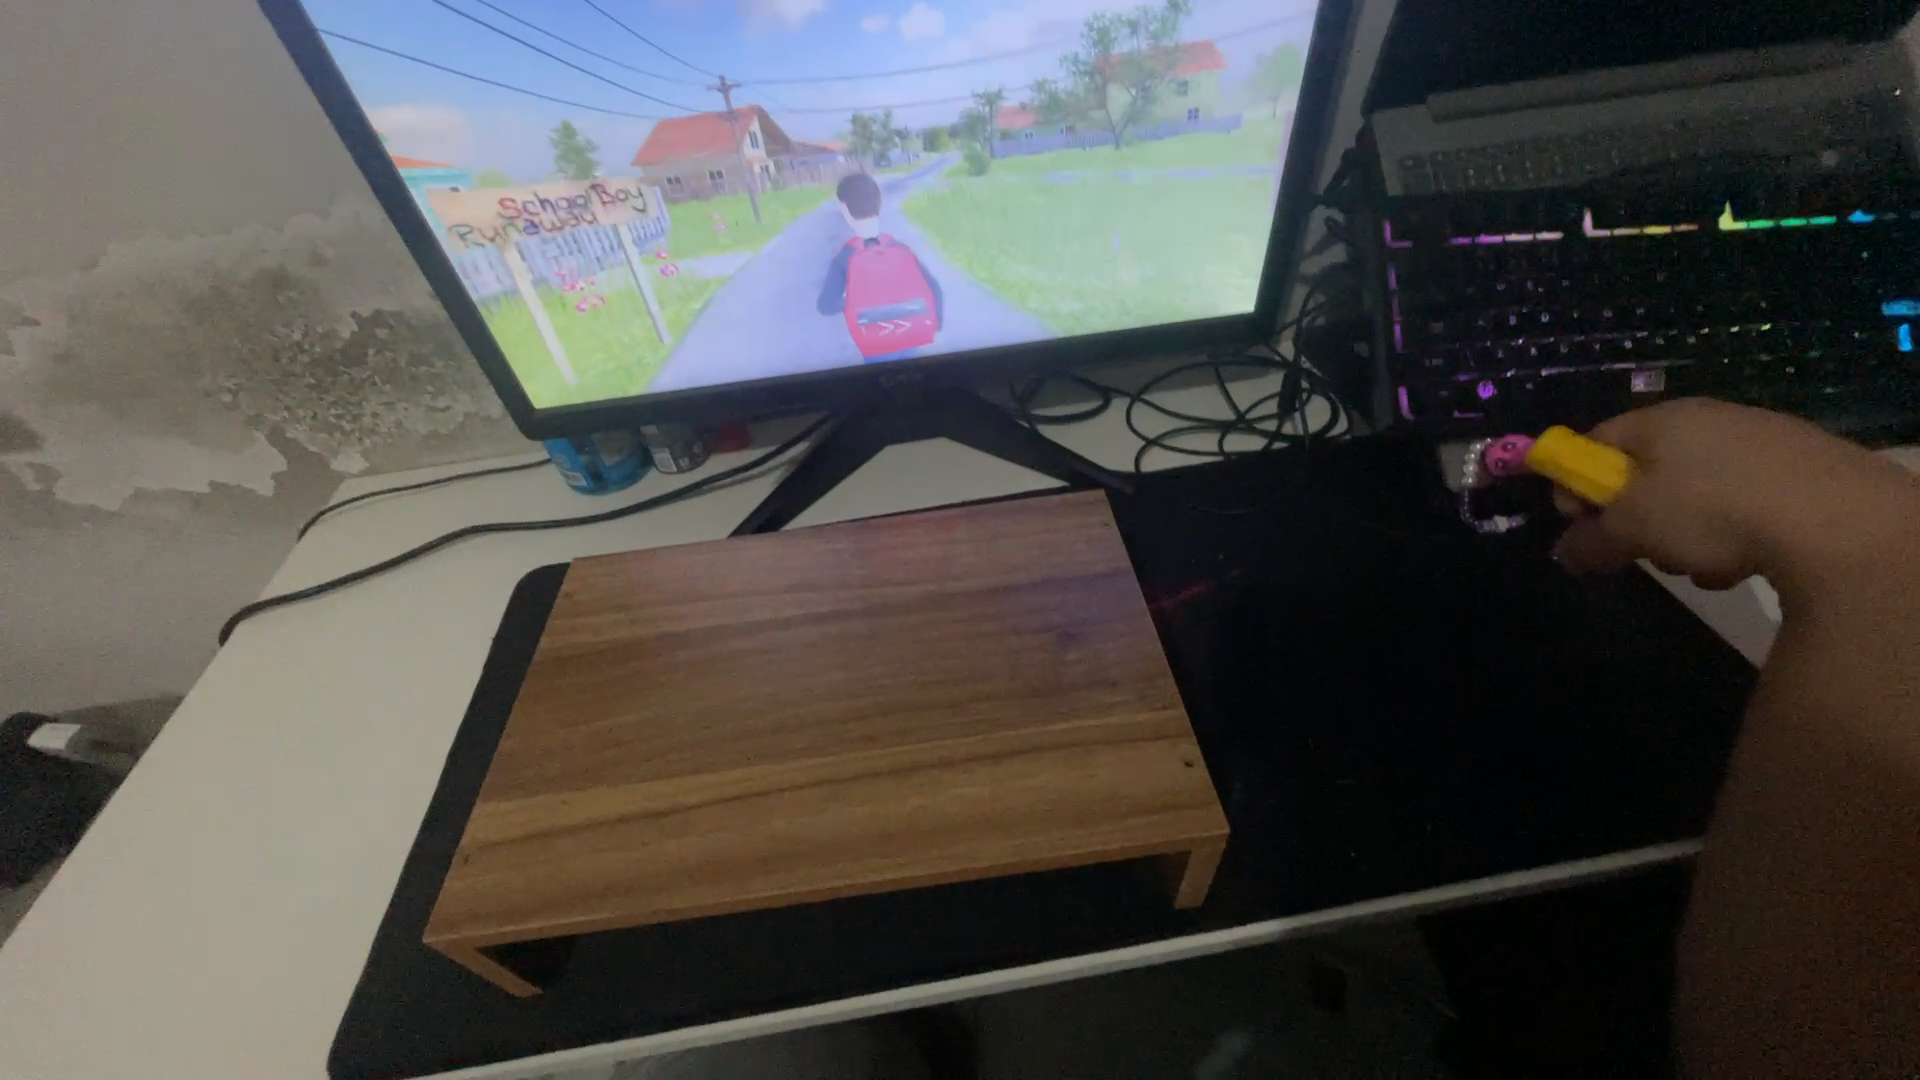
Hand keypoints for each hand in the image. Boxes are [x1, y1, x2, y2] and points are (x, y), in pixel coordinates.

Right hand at [1552, 399, 1919, 592]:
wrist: (1849, 527)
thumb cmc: (1712, 512)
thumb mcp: (1628, 533)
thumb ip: (1586, 542)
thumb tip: (1564, 554)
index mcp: (1662, 420)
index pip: (1592, 442)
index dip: (1574, 483)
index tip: (1581, 522)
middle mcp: (1712, 419)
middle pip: (1644, 471)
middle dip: (1633, 517)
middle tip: (1637, 550)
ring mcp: (1768, 442)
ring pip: (1694, 492)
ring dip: (1682, 534)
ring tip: (1699, 565)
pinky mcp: (1811, 471)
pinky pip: (1745, 502)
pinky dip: (1733, 533)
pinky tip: (1744, 563)